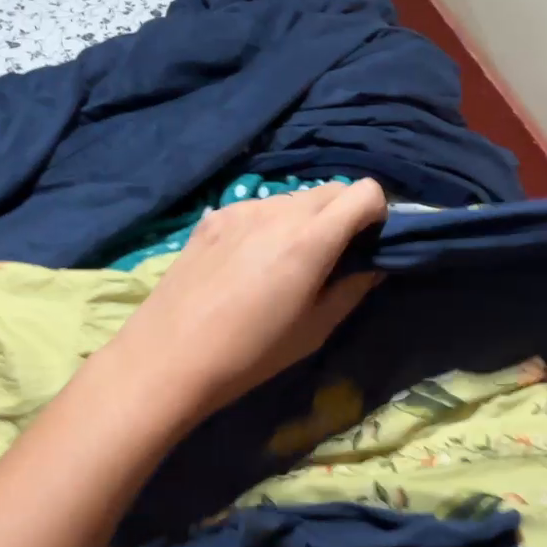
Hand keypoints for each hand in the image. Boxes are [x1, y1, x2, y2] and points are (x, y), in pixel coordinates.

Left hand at [99, 180, 387, 425]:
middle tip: (332, 257)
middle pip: (333, 189)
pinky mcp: (215, 215)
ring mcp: (244, 208)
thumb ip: (354, 287)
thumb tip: (377, 262)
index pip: (366, 191)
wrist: (168, 357)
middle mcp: (280, 209)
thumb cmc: (252, 353)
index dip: (376, 214)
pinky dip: (268, 225)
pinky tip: (246, 264)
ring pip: (294, 198)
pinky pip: (259, 208)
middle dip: (344, 215)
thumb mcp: (316, 330)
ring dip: (305, 219)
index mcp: (312, 237)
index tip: (368, 244)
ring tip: (283, 263)